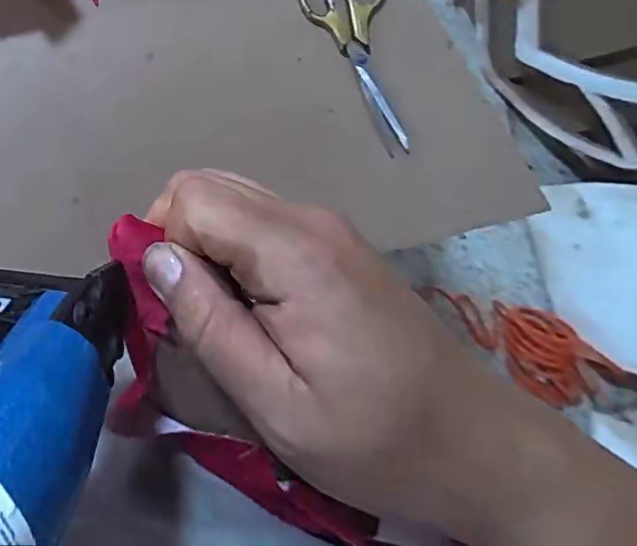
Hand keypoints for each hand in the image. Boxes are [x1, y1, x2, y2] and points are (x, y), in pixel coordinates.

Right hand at [141, 169, 636, 545]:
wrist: (483, 449)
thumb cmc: (376, 437)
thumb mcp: (276, 403)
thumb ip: (206, 322)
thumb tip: (153, 257)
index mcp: (293, 250)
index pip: (191, 198)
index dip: (162, 241)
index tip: (167, 301)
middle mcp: (306, 217)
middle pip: (204, 185)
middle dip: (173, 234)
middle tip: (184, 303)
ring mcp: (323, 223)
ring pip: (226, 194)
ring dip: (200, 238)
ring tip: (213, 303)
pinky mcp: (331, 238)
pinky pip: (254, 213)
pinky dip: (228, 241)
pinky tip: (247, 296)